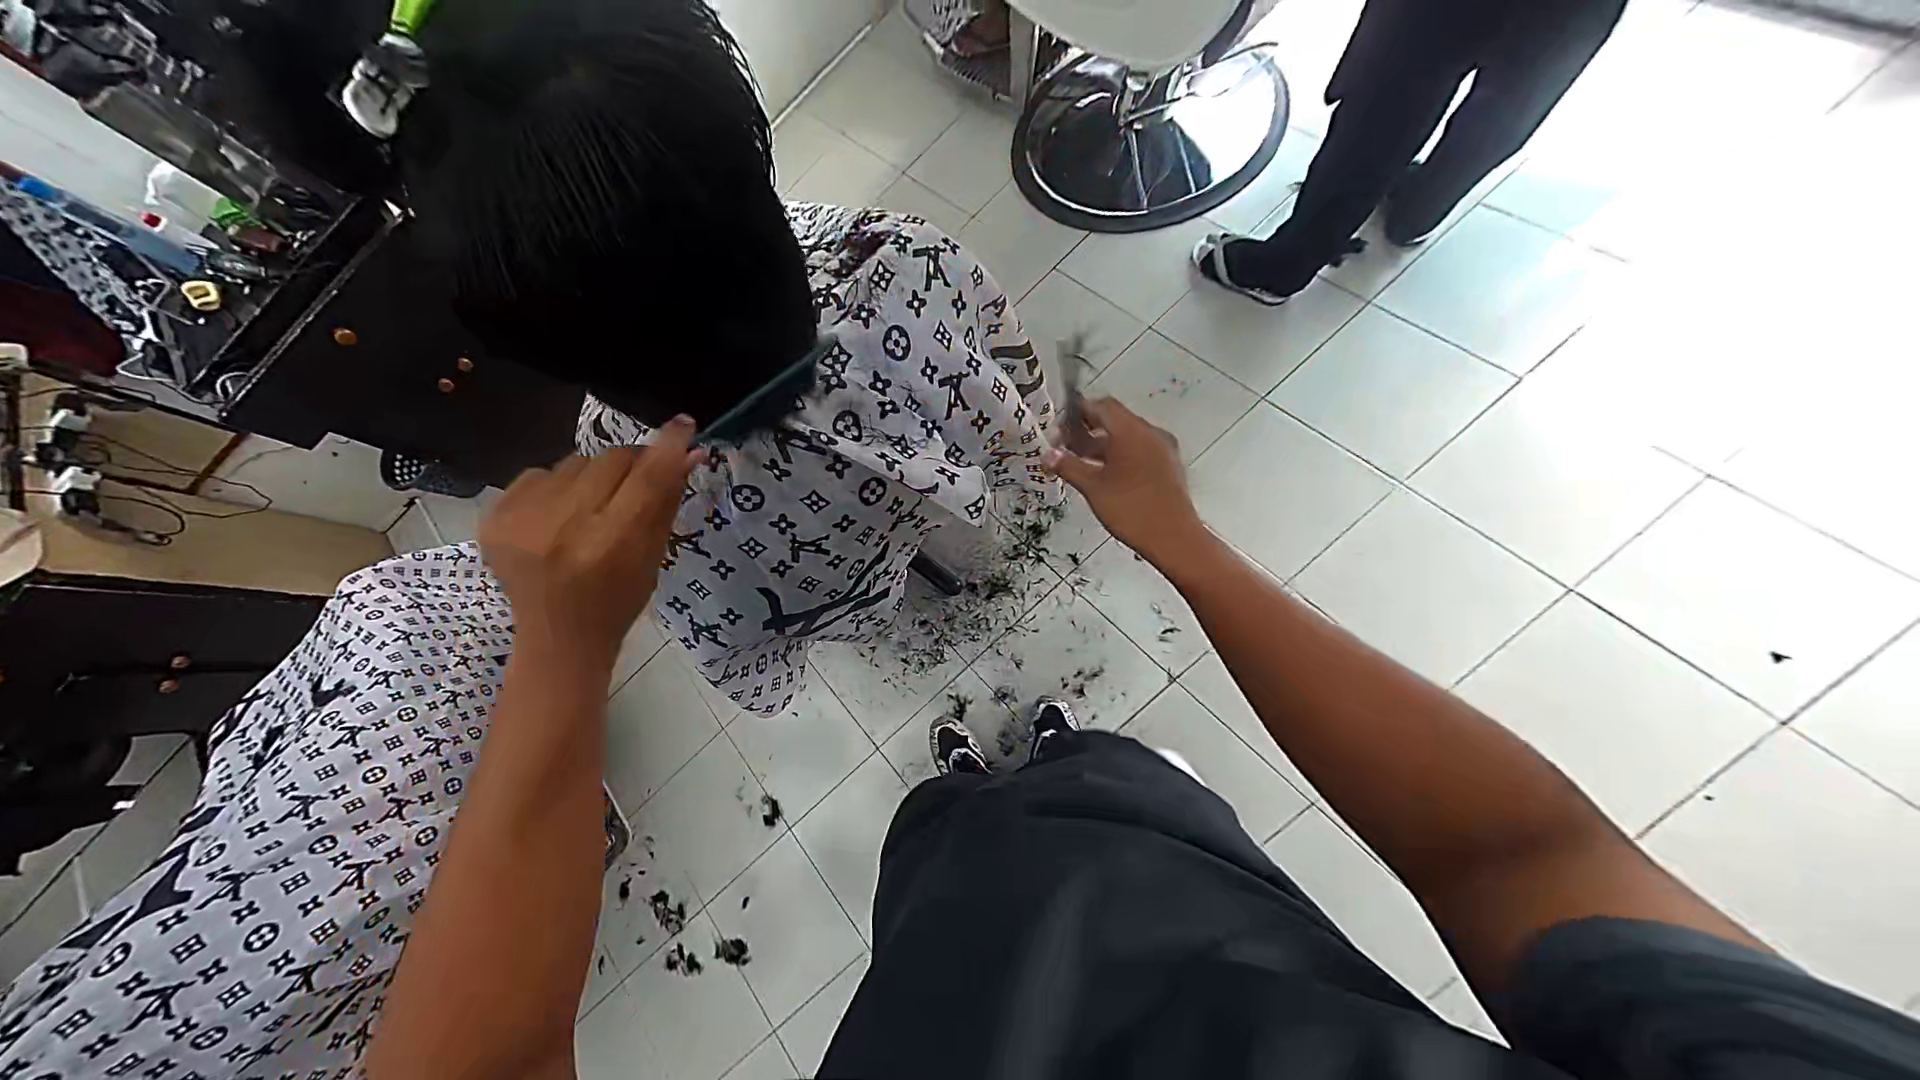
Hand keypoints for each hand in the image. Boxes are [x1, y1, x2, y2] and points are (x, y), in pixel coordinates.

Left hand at [479, 416, 705, 666]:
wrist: (558, 637)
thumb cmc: (619, 601)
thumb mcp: (654, 556)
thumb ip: (667, 501)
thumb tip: (690, 453)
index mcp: (613, 543)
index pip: (649, 476)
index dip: (669, 445)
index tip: (683, 423)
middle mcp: (566, 527)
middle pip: (612, 459)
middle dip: (632, 463)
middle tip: (637, 482)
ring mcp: (523, 521)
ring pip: (575, 461)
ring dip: (593, 476)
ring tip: (593, 506)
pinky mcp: (494, 519)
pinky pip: (538, 473)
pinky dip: (556, 486)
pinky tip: (559, 515)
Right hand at [1042, 396, 1206, 567]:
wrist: (1173, 538)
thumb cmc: (1130, 510)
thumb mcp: (1093, 488)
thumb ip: (1069, 466)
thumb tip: (1047, 454)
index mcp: (1130, 432)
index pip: (1102, 406)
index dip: (1078, 412)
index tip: (1060, 427)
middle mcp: (1150, 433)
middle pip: (1116, 419)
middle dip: (1089, 429)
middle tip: (1066, 446)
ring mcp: (1163, 448)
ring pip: (1128, 435)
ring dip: (1104, 443)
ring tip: (1082, 462)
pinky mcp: (1168, 464)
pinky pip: (1140, 448)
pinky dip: (1121, 453)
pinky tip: (1106, 474)